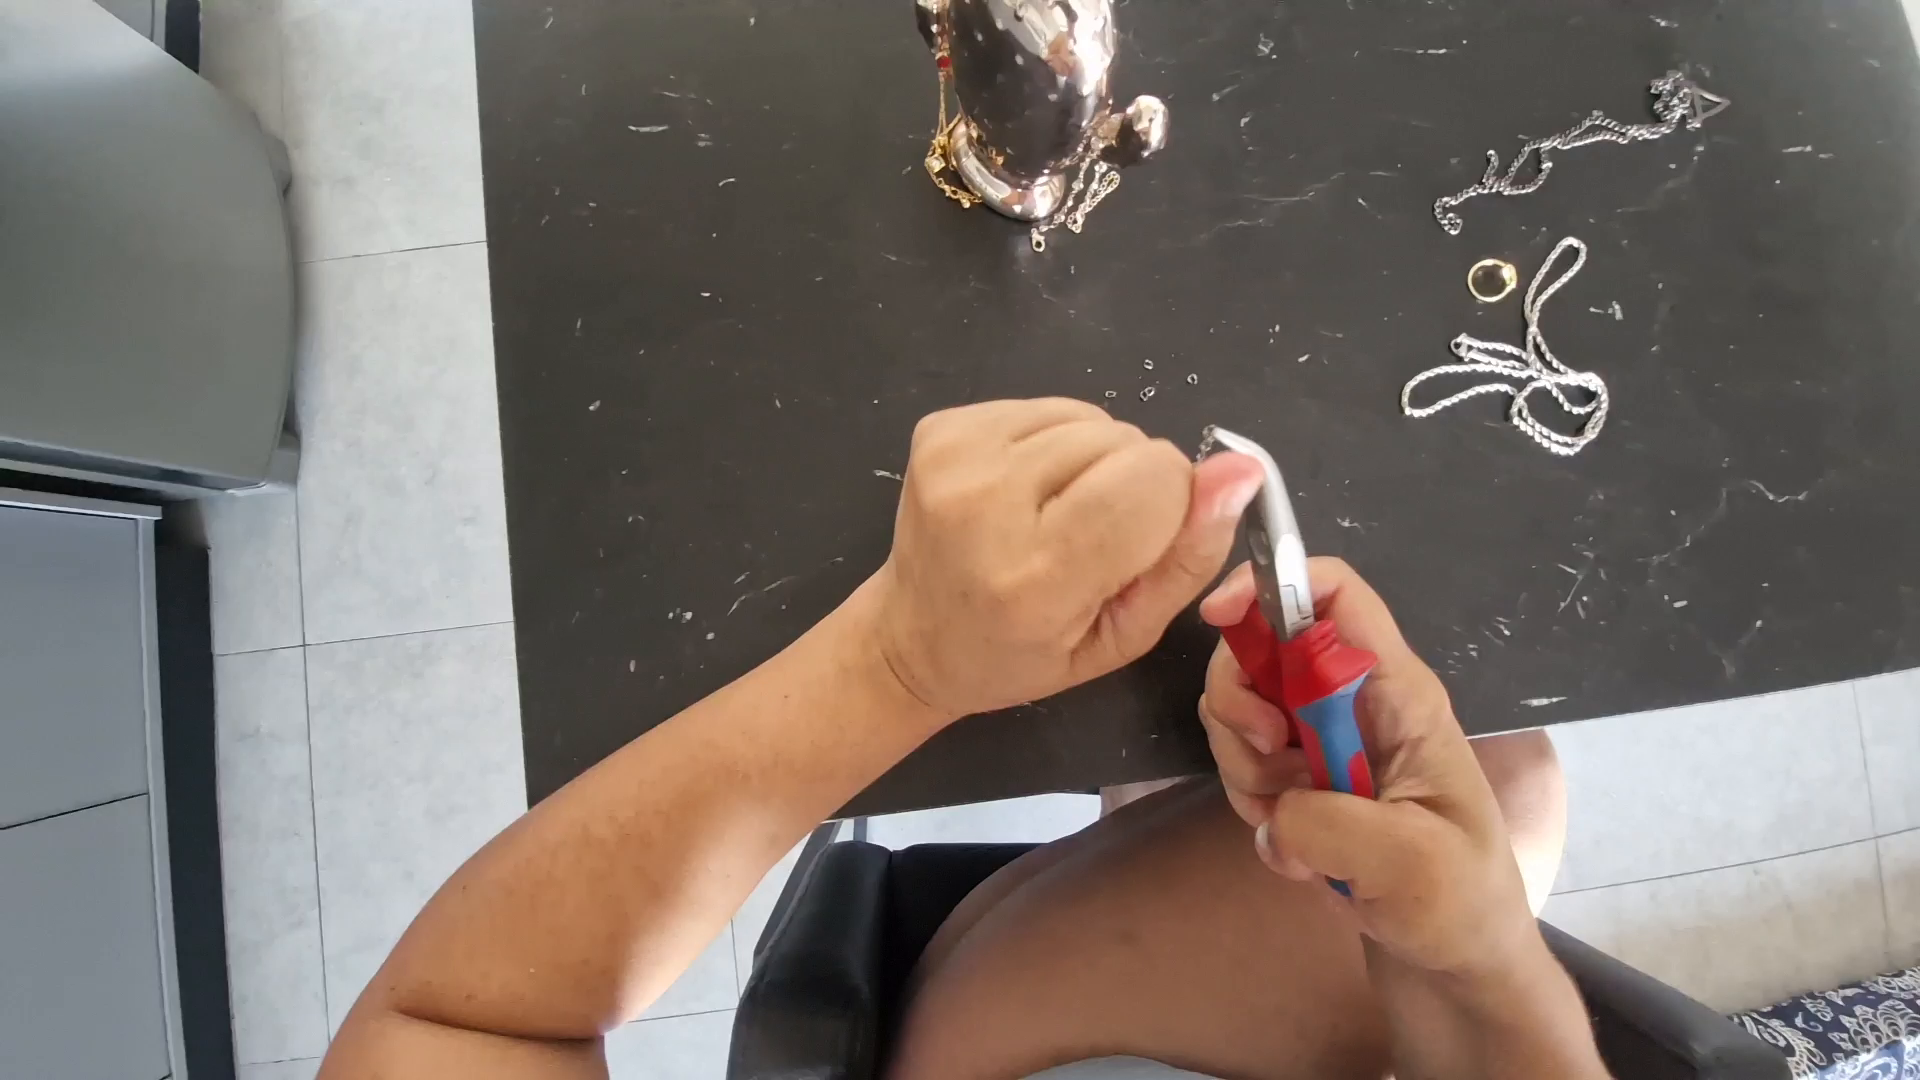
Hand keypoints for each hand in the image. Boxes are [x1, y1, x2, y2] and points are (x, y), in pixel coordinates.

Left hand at [873, 398, 1264, 721]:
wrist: (912, 636)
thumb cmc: (1020, 655)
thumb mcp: (1121, 636)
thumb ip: (1187, 558)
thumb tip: (1240, 470)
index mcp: (1033, 574)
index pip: (1153, 479)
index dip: (1167, 505)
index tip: (1133, 544)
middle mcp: (984, 501)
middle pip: (1124, 439)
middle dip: (1128, 483)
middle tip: (1083, 538)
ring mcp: (955, 455)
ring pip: (1089, 416)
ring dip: (1090, 461)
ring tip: (1050, 514)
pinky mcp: (940, 426)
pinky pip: (1047, 408)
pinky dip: (1053, 444)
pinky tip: (1024, 491)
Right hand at [1199, 559, 1539, 978]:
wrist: (1449, 951)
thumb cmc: (1458, 899)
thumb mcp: (1416, 866)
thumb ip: (1336, 826)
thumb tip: (1274, 806)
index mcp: (1392, 690)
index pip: (1333, 593)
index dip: (1271, 584)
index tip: (1217, 616)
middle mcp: (1346, 695)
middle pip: (1258, 646)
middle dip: (1238, 700)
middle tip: (1267, 755)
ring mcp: (1313, 730)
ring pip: (1236, 705)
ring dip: (1242, 764)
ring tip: (1291, 827)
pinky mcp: (1291, 766)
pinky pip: (1237, 756)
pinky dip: (1247, 798)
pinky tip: (1291, 844)